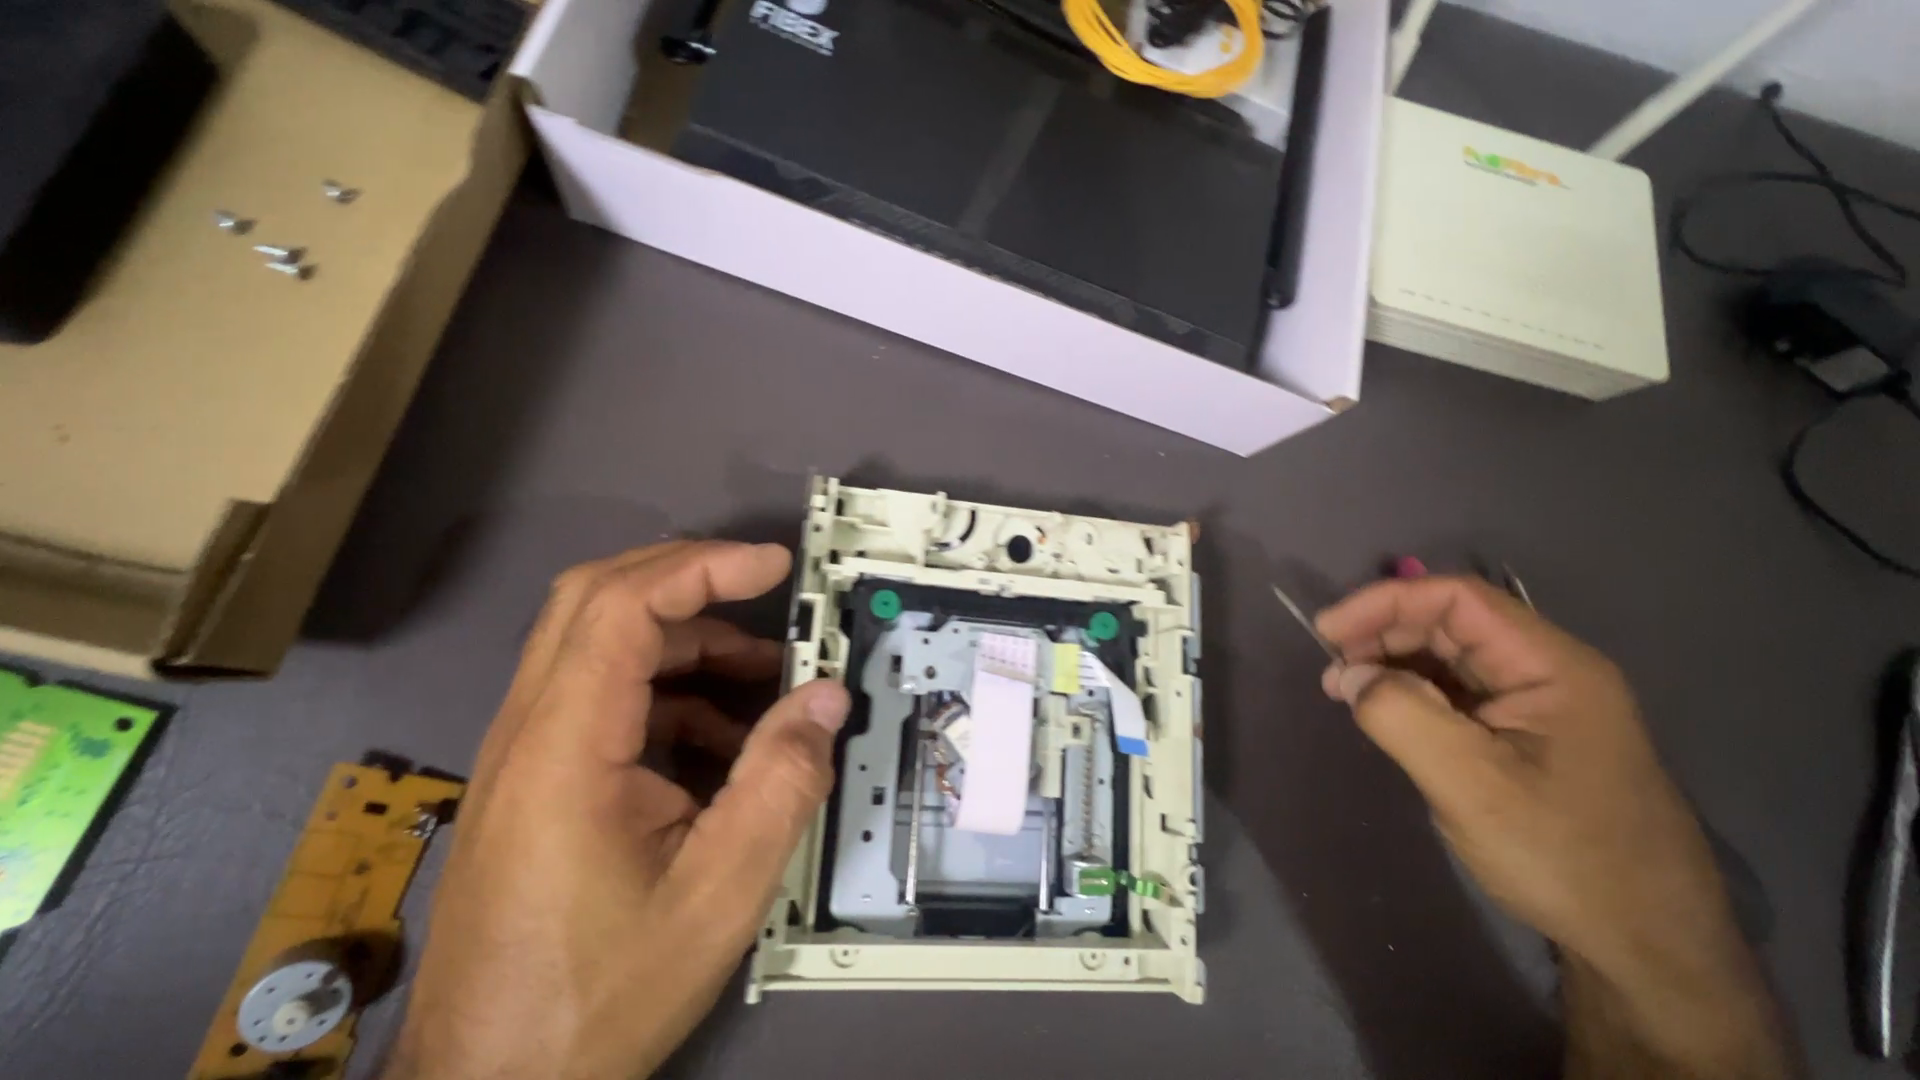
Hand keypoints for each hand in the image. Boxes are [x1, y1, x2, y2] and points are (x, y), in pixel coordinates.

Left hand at [386, 541, 849, 1079]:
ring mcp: (525, 754)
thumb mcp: (719, 893)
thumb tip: (826, 698)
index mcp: (567, 746)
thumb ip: (780, 784)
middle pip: (594, 600)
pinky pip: (600, 699)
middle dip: (687, 577)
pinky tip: (722, 742)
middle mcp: (531, 730)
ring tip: (765, 674)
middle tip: (765, 589)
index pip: (623, 606)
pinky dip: (667, 692)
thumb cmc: (601, 990)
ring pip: (597, 645)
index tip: (775, 565)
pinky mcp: (535, 782)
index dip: (703, 567)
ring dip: (684, 639)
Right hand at [1315, 575, 1795, 1078]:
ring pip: (1456, 660)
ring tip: (1347, 691)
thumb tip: (1348, 674)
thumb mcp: (1470, 785)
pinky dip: (1416, 695)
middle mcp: (1551, 673)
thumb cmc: (1564, 856)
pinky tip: (1387, 715)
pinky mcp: (1532, 739)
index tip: (1328, 633)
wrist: (1649, 944)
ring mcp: (1544, 707)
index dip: (1387, 602)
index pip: (1458, 599)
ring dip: (1396, 665)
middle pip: (1455, 623)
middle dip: (1386, 634)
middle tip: (1332, 670)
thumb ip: (1400, 716)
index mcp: (1552, 666)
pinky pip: (1464, 696)